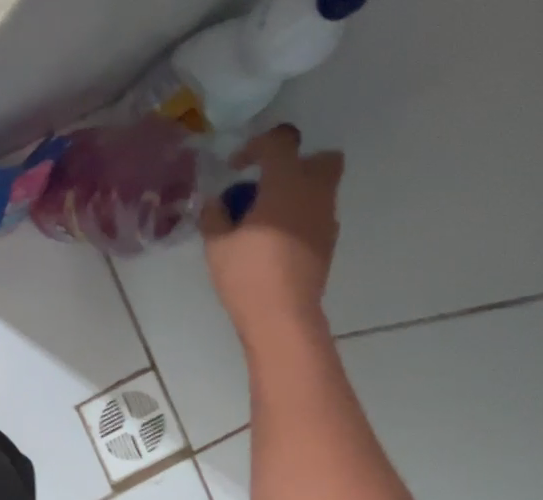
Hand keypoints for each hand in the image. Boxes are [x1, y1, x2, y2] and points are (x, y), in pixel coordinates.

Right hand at [201, 124, 344, 333]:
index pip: (280, 144)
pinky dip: (298, 216)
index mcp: (286, 185)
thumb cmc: (246, 274)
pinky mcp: (327, 240)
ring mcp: (326, 216)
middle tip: (266, 187)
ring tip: (263, 219)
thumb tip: (216, 202)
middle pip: (320, 159)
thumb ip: (215, 216)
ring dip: (295, 192)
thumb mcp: (216, 244)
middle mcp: (315, 192)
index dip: (256, 146)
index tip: (236, 166)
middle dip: (295, 165)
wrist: (281, 313)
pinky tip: (273, 241)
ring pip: (320, 187)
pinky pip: (316, 214)